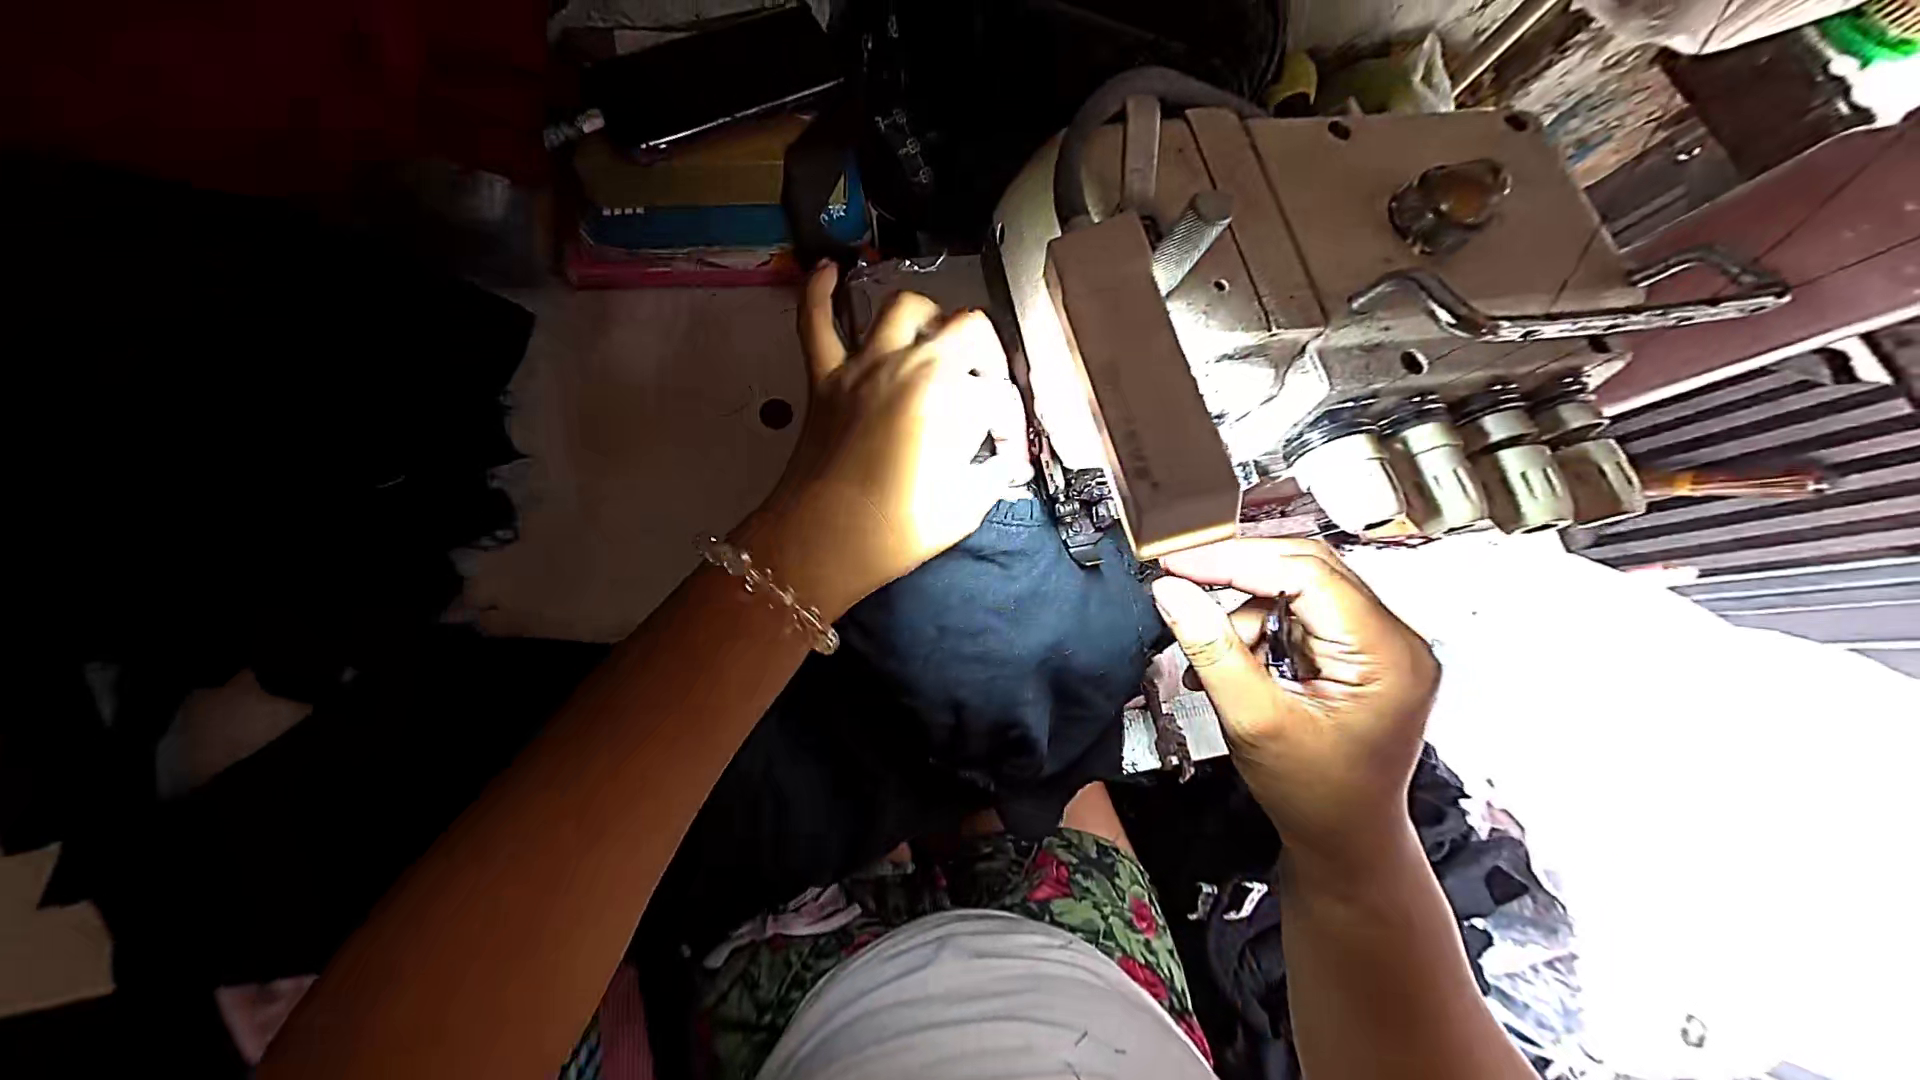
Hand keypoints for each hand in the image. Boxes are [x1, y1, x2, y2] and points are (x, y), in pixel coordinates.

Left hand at [740, 262, 1032, 619]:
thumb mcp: (963, 508)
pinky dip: (820, 292)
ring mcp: (860, 366)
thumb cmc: (895, 531)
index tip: (1004, 457)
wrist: (821, 544)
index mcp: (945, 394)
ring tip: (934, 338)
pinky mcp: (824, 378)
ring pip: (899, 308)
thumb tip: (1001, 465)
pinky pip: (815, 322)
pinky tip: (828, 270)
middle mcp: (905, 364)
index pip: (996, 389)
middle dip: (983, 353)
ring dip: (927, 316)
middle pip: (961, 327)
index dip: (1010, 424)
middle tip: (981, 389)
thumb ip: (990, 476)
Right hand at [1149, 539, 1438, 867]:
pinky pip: (1294, 611)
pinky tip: (1235, 658)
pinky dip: (1253, 625)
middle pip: (1303, 567)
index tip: (1180, 562)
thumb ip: (1210, 649)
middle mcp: (1392, 638)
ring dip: (1242, 609)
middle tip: (1182, 577)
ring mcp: (1374, 642)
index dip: (1234, 559)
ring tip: (1217, 656)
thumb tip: (1172, 592)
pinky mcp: (1353, 649)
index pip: (1305, 571)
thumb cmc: (1316, 796)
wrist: (1343, 838)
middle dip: (1235, 573)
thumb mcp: (1252, 721)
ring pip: (1294, 585)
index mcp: (1387, 654)